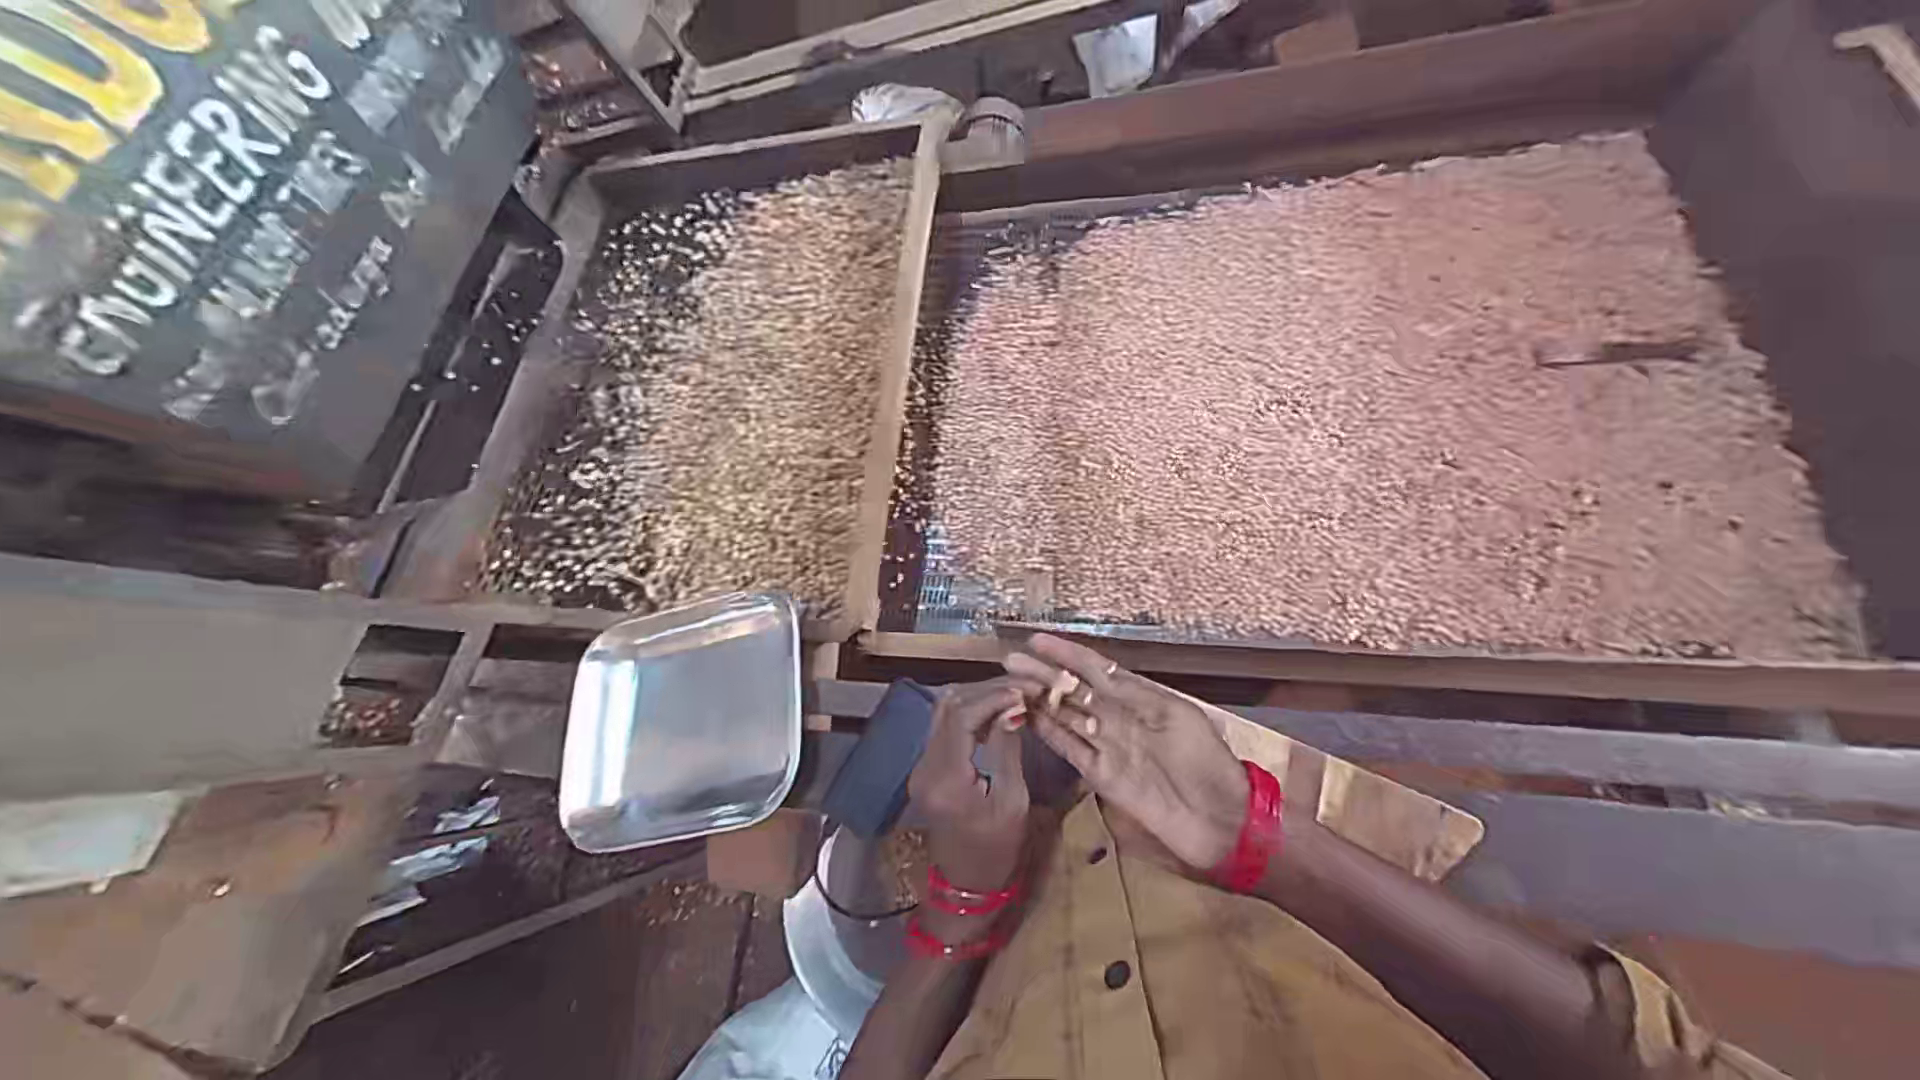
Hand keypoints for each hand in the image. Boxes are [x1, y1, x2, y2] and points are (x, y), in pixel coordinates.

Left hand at [908, 678, 1031, 902]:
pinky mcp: (926, 765)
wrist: (966, 884)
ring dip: (978, 698)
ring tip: (1013, 695)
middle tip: (1023, 688)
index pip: (962, 718)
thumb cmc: (997, 850)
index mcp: (945, 779)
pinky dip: (970, 712)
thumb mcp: (1013, 800)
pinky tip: (995, 711)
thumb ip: (1008, 748)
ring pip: (944, 712)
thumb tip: (1014, 706)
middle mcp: (925, 766)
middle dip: (987, 692)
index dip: (993, 697)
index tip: (1024, 691)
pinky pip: (944, 725)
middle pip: (949, 708)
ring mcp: (921, 764)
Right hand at [1005, 634, 1248, 871]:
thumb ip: (1133, 695)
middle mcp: (1117, 718)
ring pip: (1065, 717)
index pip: (1094, 668)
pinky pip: (1069, 749)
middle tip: (1010, 659)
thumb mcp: (1175, 716)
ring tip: (1011, 683)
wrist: (1222, 820)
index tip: (1036, 639)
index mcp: (1139, 698)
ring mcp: (1107, 746)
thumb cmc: (1205, 761)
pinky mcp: (1100, 775)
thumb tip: (1098, 672)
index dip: (1066, 653)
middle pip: (1073, 691)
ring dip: (1039, 700)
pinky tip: (1028, 719)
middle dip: (1043, 674)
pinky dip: (1048, 733)